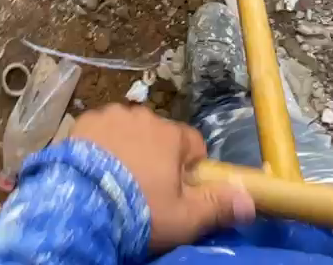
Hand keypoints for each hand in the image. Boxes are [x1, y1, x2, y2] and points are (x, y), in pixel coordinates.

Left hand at [71, 104, 254, 248]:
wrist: (83, 203)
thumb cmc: (140, 210)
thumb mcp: (185, 218)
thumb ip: (219, 205)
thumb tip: (250, 198)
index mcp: (170, 135)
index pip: (193, 143)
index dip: (189, 168)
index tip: (178, 190)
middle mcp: (143, 115)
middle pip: (159, 135)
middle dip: (157, 157)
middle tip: (145, 190)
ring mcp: (111, 114)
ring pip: (129, 130)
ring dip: (128, 148)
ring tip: (117, 180)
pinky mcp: (85, 121)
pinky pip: (101, 131)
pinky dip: (102, 145)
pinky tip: (95, 169)